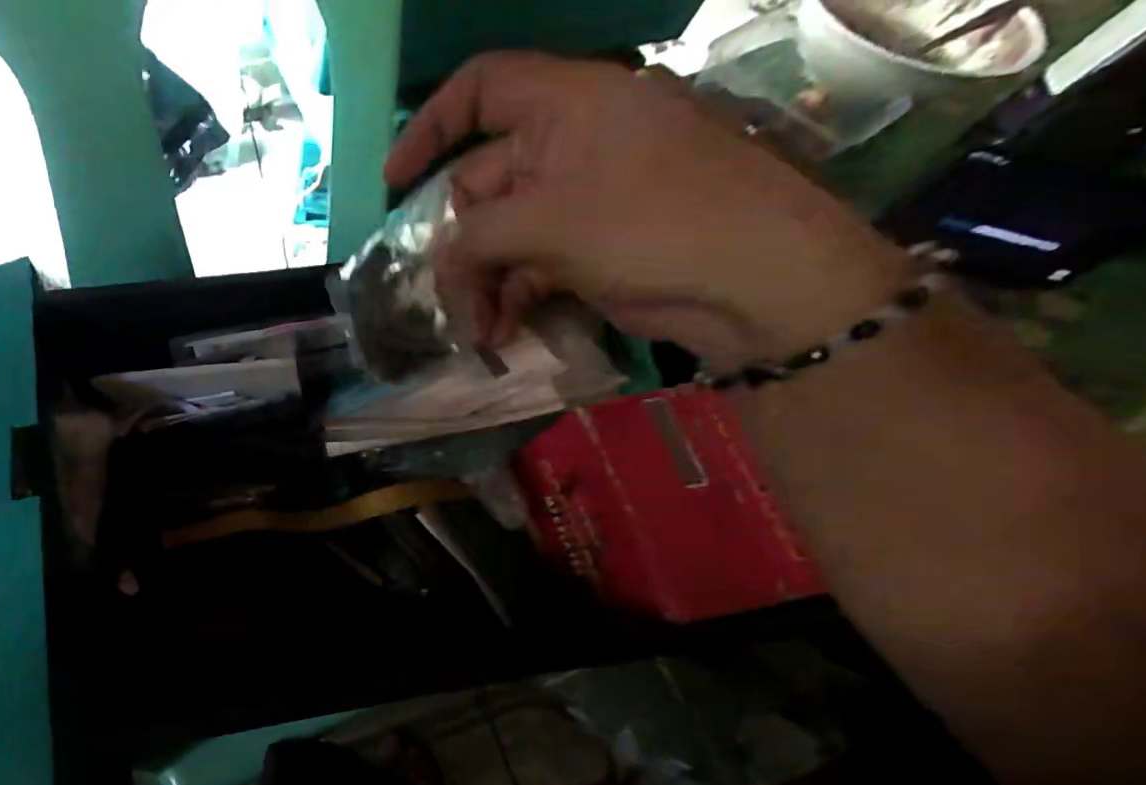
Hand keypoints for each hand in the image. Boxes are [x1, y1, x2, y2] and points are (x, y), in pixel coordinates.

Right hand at [385, 52, 912, 368]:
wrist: (751, 282)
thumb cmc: (652, 224)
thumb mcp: (549, 224)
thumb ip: (477, 237)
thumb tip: (445, 261)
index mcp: (565, 104)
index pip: (482, 89)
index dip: (430, 126)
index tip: (394, 182)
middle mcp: (570, 143)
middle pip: (484, 184)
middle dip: (461, 248)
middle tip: (450, 301)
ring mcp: (583, 199)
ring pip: (506, 236)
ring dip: (485, 286)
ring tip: (481, 334)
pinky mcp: (593, 247)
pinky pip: (533, 265)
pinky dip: (514, 298)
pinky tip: (503, 334)